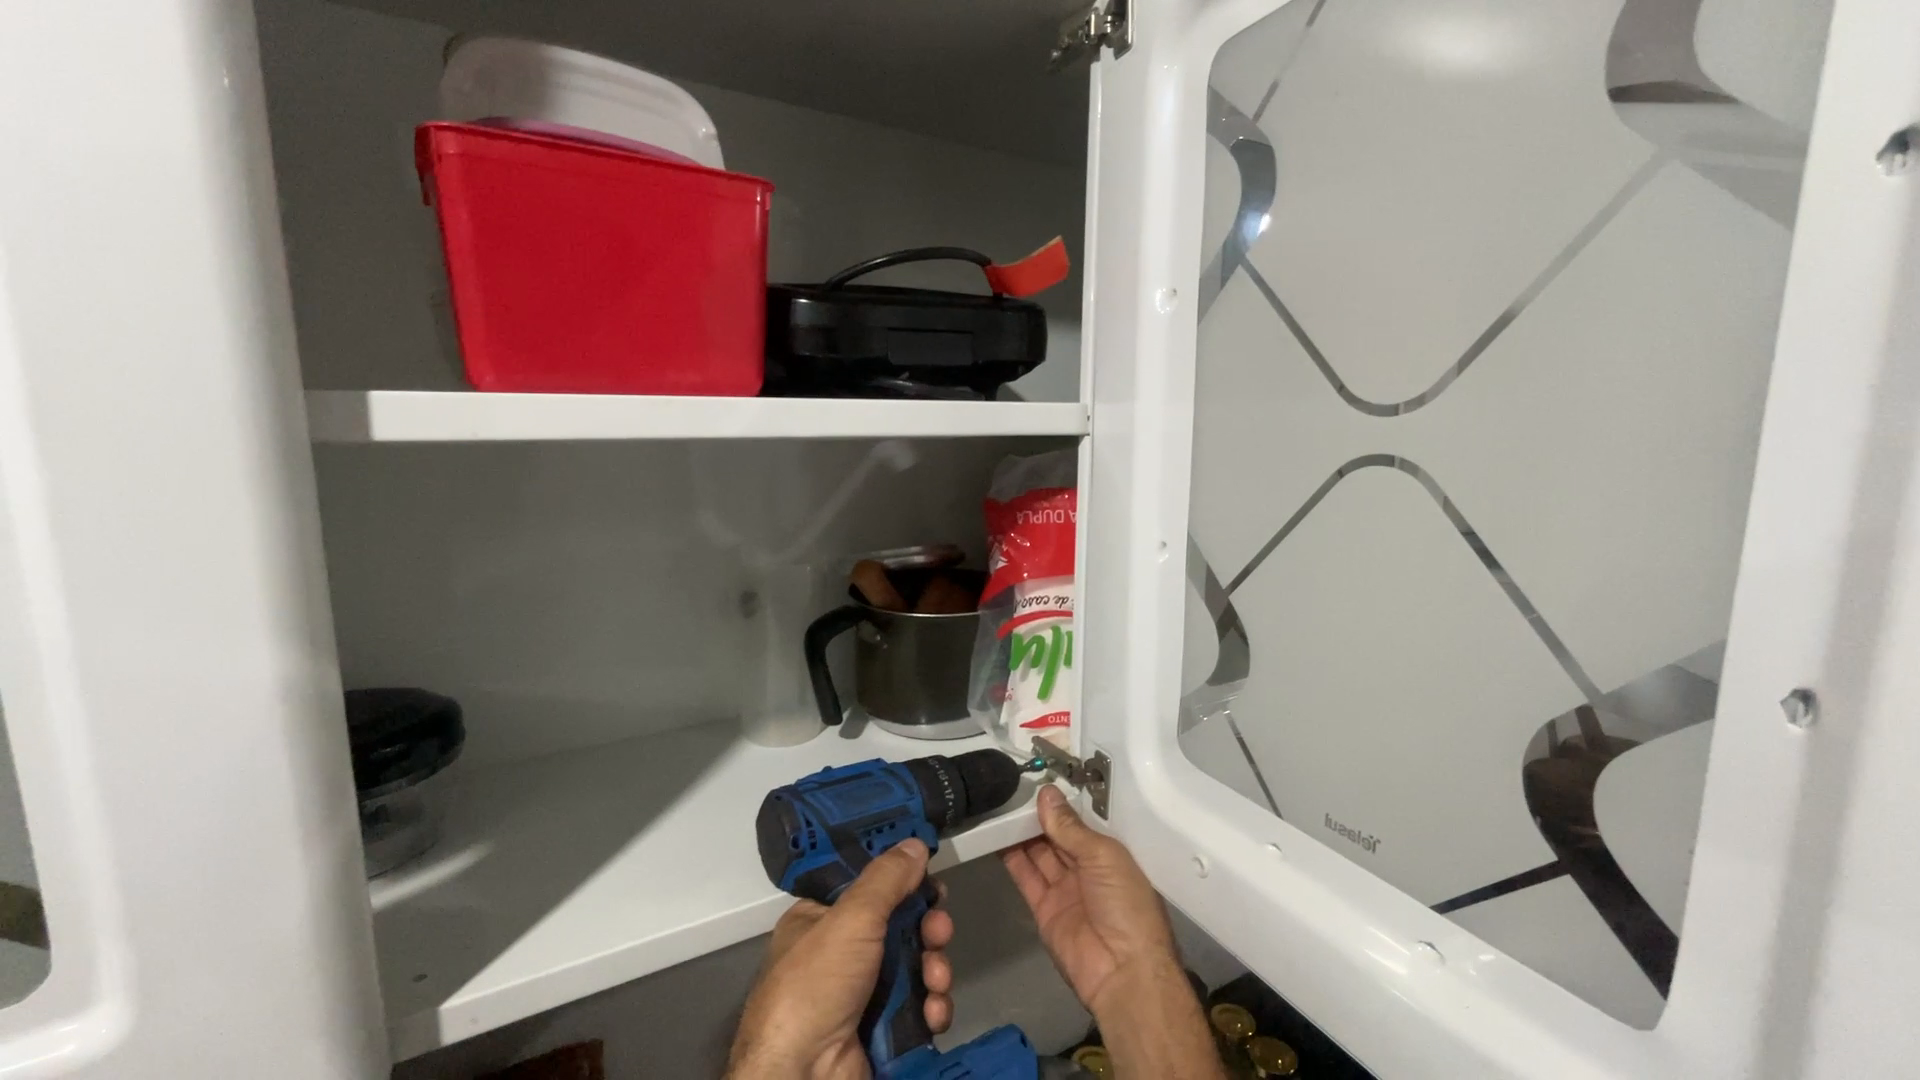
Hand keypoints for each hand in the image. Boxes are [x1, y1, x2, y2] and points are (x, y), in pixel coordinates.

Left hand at [725, 839, 954, 1079]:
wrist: (804, 1078)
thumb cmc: (816, 984)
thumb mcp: (850, 919)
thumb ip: (886, 879)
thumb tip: (913, 843)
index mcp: (820, 920)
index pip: (866, 885)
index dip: (899, 878)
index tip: (928, 872)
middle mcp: (841, 953)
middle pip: (899, 924)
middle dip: (927, 926)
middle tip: (939, 929)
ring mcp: (863, 993)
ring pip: (915, 964)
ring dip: (934, 967)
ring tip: (935, 979)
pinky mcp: (883, 1028)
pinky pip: (920, 1005)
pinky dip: (932, 1006)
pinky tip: (932, 1012)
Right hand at [1002, 785, 1178, 1015]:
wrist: (1122, 970)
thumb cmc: (1125, 904)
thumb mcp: (1103, 857)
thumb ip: (1070, 828)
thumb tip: (1047, 794)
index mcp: (1109, 855)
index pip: (1081, 823)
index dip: (1060, 804)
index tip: (1036, 780)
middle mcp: (1087, 869)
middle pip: (1057, 836)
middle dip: (1037, 815)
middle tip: (1010, 788)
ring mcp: (1064, 889)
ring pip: (1038, 853)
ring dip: (1020, 832)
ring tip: (998, 805)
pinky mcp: (1043, 908)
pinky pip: (1025, 876)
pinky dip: (1010, 857)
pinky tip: (995, 835)